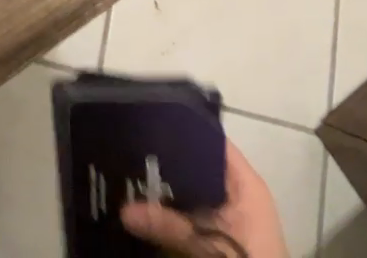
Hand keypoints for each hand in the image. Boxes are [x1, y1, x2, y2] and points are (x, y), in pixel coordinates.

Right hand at [121, 141, 289, 257]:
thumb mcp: (208, 244)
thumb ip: (169, 225)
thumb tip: (123, 210)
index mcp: (244, 182)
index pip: (210, 140)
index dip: (181, 130)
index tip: (147, 123)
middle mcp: (237, 192)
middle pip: (196, 164)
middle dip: (165, 161)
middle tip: (128, 150)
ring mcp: (230, 216)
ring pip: (191, 191)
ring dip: (166, 189)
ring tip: (128, 174)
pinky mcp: (221, 236)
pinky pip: (192, 213)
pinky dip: (172, 211)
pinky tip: (145, 207)